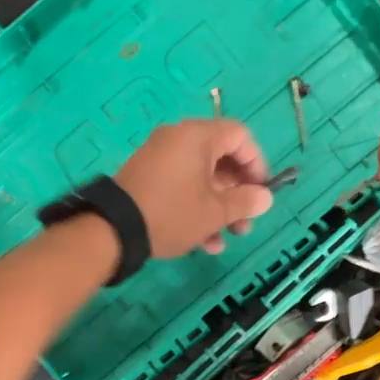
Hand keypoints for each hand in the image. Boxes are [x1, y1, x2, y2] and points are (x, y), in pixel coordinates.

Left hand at [115, 120, 275, 256]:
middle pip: (221, 159)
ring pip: (202, 178)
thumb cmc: (172, 214)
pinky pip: (182, 185)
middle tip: (246, 221)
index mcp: (197, 136)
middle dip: (238, 194)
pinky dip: (196, 208)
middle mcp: (179, 139)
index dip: (257, 163)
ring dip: (219, 208)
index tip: (262, 191)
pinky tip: (203, 242)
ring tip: (228, 238)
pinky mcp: (148, 176)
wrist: (114, 229)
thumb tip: (265, 197)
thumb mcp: (214, 212)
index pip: (239, 136)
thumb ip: (244, 202)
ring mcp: (160, 157)